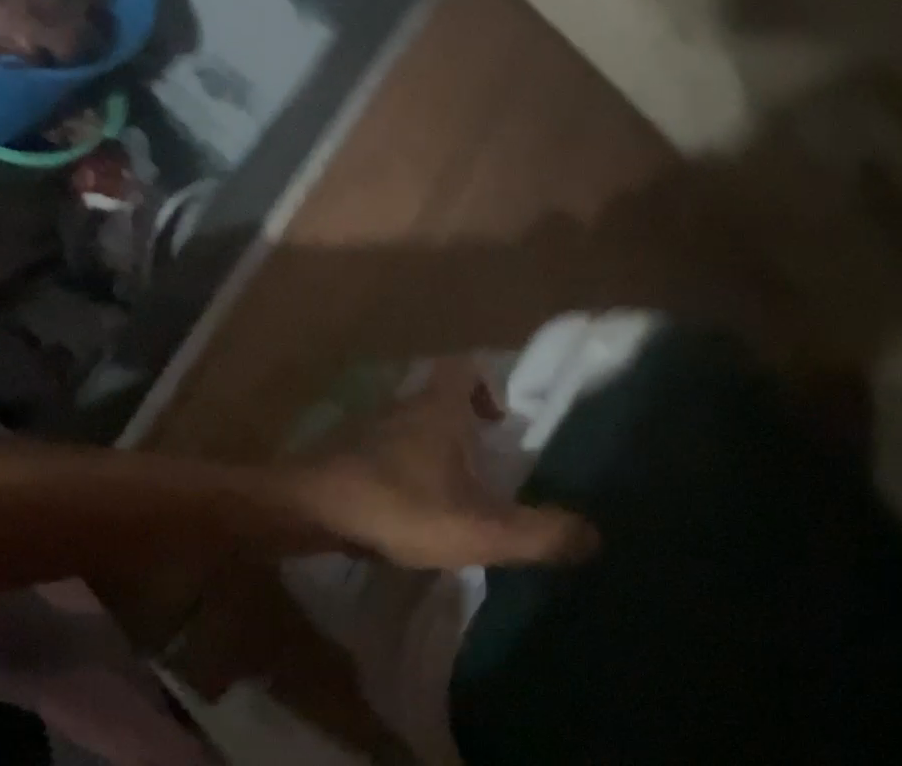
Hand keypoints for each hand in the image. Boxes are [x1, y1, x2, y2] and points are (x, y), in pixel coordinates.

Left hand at [290, 357, 597, 569]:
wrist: (308, 510)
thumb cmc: (398, 506)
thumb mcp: (480, 528)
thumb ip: (539, 533)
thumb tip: (593, 534)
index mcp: (436, 408)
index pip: (464, 366)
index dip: (488, 384)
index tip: (502, 423)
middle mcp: (400, 406)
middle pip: (436, 397)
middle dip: (463, 424)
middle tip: (486, 467)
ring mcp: (366, 427)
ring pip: (408, 425)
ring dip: (432, 449)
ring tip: (453, 493)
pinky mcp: (343, 453)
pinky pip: (383, 450)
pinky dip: (402, 468)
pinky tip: (409, 507)